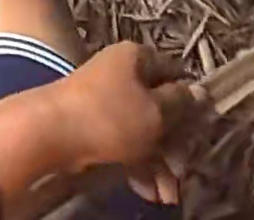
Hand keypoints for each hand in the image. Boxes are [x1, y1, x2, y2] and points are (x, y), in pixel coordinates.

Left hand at [39, 41, 195, 202]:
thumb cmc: (110, 117)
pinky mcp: (95, 121)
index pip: (174, 72)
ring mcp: (107, 96)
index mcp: (137, 57)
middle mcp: (122, 71)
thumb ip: (180, 104)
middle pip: (160, 104)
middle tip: (182, 171)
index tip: (200, 131)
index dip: (190, 101)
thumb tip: (199, 91)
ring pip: (144, 128)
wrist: (52, 133)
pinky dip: (139, 164)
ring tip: (167, 195)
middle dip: (175, 143)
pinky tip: (149, 192)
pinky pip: (125, 140)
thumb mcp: (155, 112)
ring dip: (159, 162)